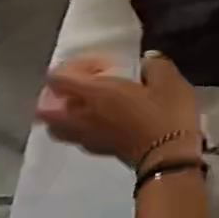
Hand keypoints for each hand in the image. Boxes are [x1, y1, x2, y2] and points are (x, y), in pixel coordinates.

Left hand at [37, 50, 201, 167]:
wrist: (172, 157)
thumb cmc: (167, 114)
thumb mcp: (169, 81)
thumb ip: (155, 65)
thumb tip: (147, 60)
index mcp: (94, 93)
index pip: (58, 77)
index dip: (75, 66)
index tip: (104, 65)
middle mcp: (81, 115)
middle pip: (46, 107)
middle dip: (59, 95)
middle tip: (85, 88)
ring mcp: (87, 137)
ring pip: (57, 127)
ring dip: (65, 115)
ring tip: (89, 108)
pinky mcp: (99, 151)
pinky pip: (77, 137)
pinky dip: (82, 129)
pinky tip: (105, 124)